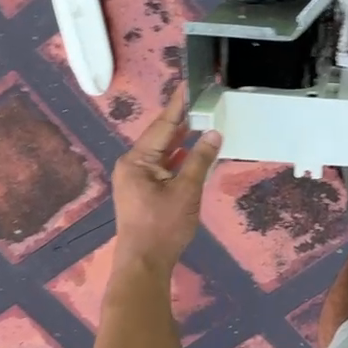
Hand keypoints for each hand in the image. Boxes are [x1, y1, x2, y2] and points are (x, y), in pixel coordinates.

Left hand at [112, 86, 221, 271]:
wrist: (144, 263)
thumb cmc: (163, 226)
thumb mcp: (186, 191)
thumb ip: (200, 159)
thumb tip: (214, 133)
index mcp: (137, 160)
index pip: (163, 126)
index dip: (178, 105)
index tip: (189, 85)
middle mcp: (133, 165)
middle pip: (162, 136)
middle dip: (182, 120)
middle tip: (202, 100)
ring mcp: (137, 179)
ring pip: (163, 152)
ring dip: (182, 139)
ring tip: (202, 119)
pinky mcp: (144, 192)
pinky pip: (164, 166)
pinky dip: (180, 158)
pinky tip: (194, 151)